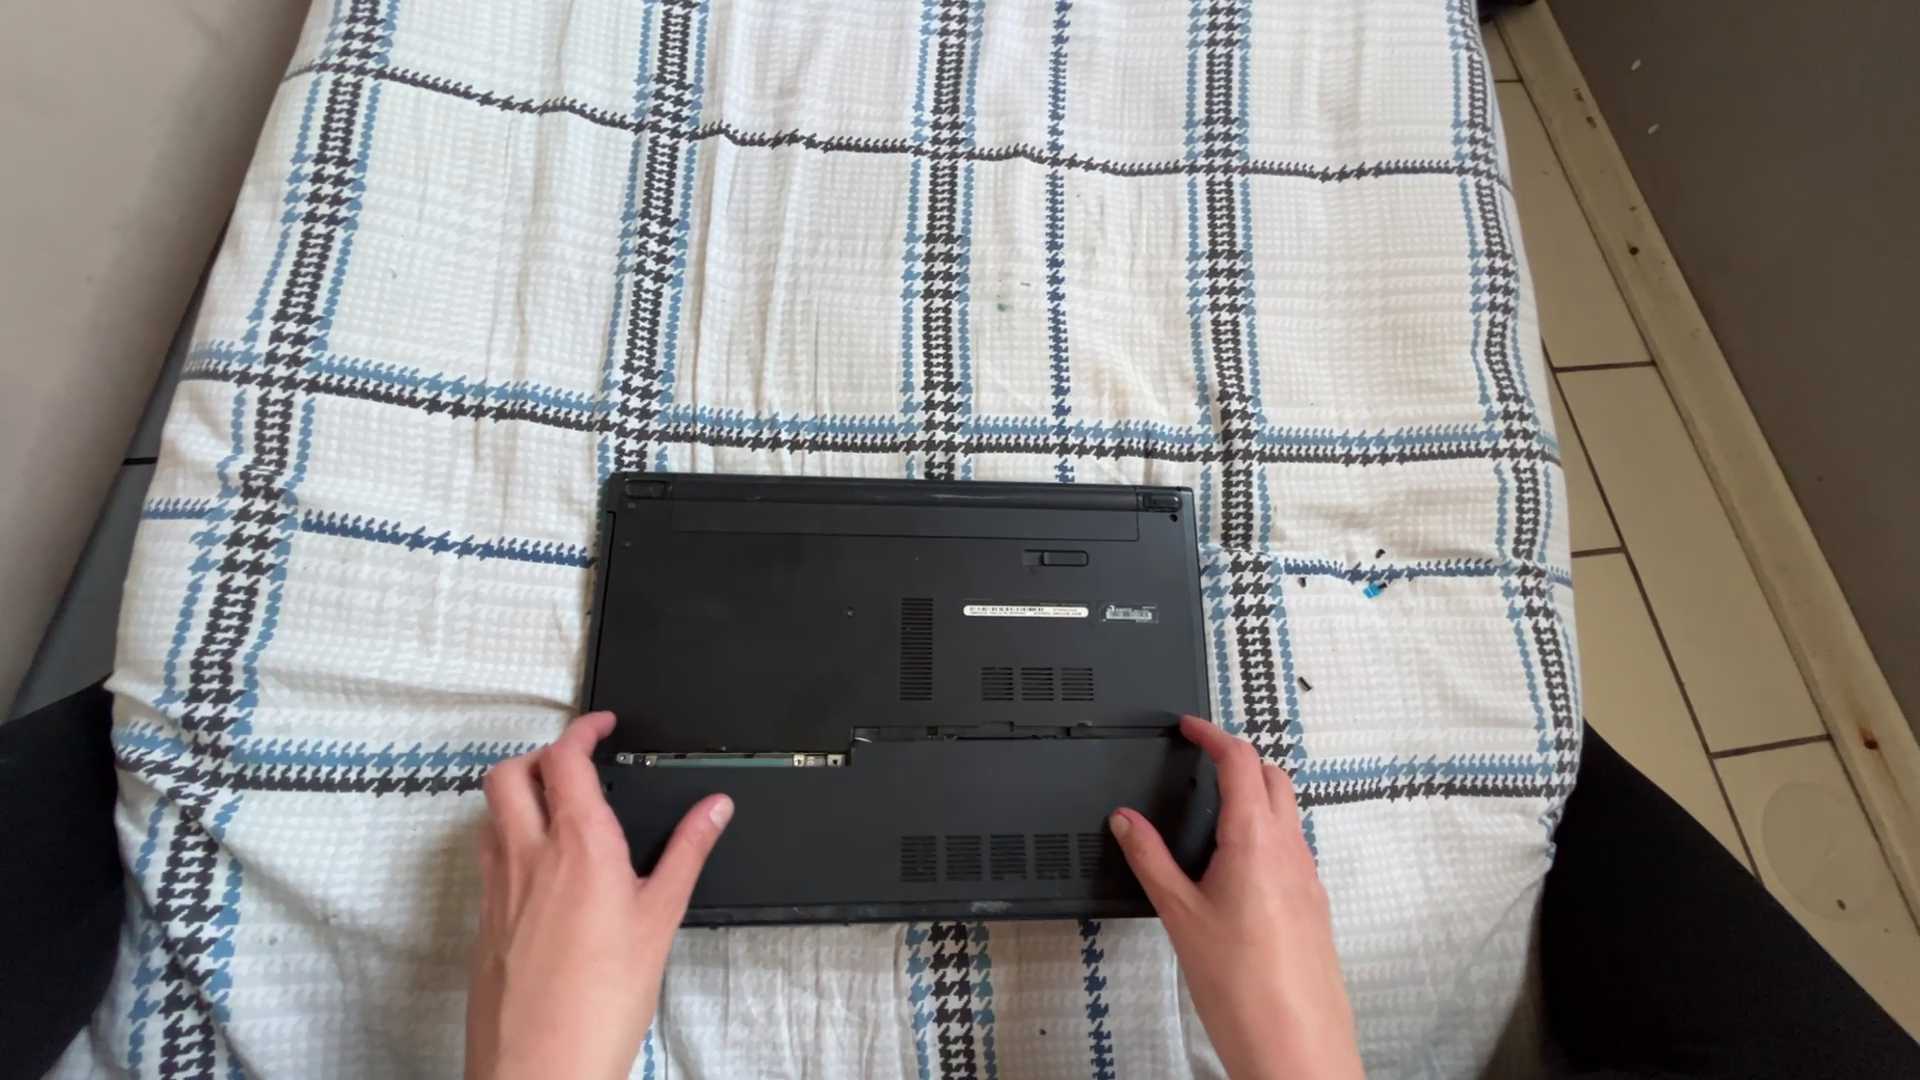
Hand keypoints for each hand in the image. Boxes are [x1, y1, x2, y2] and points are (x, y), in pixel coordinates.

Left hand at [465, 711, 732, 1079]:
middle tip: (574, 757)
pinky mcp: (481, 924)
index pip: (565, 761)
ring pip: (489, 813)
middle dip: (539, 751)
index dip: (581, 730)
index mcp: (580, 846)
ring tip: (555, 803)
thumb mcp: (663, 914)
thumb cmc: (604, 999)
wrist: (541, 1073)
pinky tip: (540, 864)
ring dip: (517, 791)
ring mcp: (496, 891)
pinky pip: (485, 856)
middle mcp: (529, 858)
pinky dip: (507, 834)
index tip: (601, 725)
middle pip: (508, 774)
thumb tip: (716, 808)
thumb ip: (689, 849)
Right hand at [1111, 715, 1363, 1079]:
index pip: (1241, 761)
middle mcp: (1291, 851)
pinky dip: (1267, 827)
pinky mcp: (1314, 904)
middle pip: (1273, 775)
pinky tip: (1236, 861)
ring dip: (1256, 790)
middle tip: (1202, 756)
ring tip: (1214, 805)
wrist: (1298, 1055)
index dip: (1213, 734)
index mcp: (1257, 841)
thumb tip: (1125, 820)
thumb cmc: (1243, 989)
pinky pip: (1294, 843)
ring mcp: (1309, 877)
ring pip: (1288, 809)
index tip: (1190, 726)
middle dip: (1238, 756)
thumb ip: (1149, 857)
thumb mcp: (1179, 914)